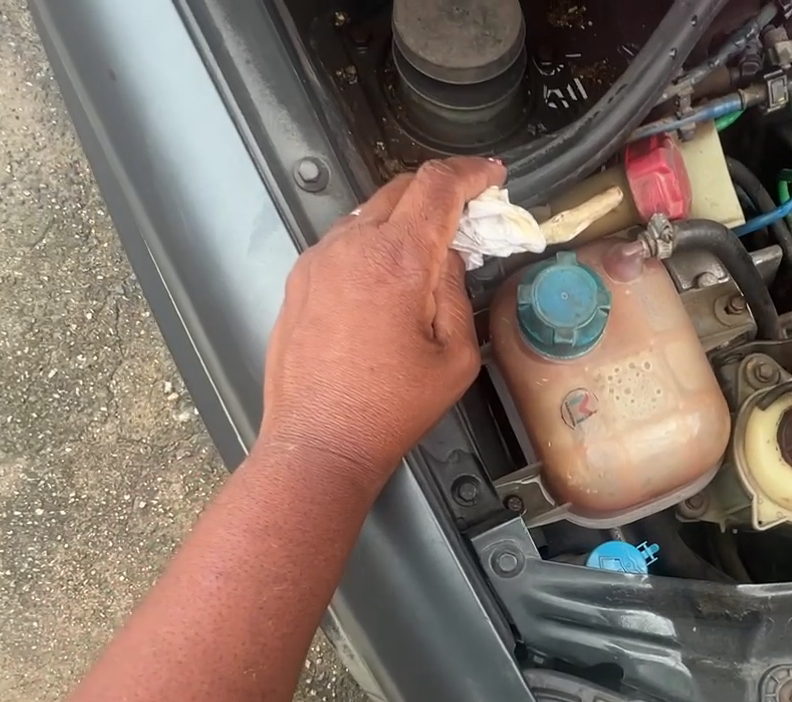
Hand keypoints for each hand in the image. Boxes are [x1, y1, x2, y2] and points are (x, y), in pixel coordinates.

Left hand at [258, 157, 504, 487]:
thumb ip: (457, 295)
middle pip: (401, 189)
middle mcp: (352, 247)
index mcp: (399, 261)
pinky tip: (388, 282)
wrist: (321, 439)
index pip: (438, 186)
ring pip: (370, 214)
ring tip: (428, 258)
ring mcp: (319, 261)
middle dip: (440, 194)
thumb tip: (448, 260)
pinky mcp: (300, 280)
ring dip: (405, 222)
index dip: (471, 173)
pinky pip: (344, 243)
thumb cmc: (389, 409)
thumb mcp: (455, 357)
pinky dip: (374, 246)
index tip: (490, 175)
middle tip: (468, 219)